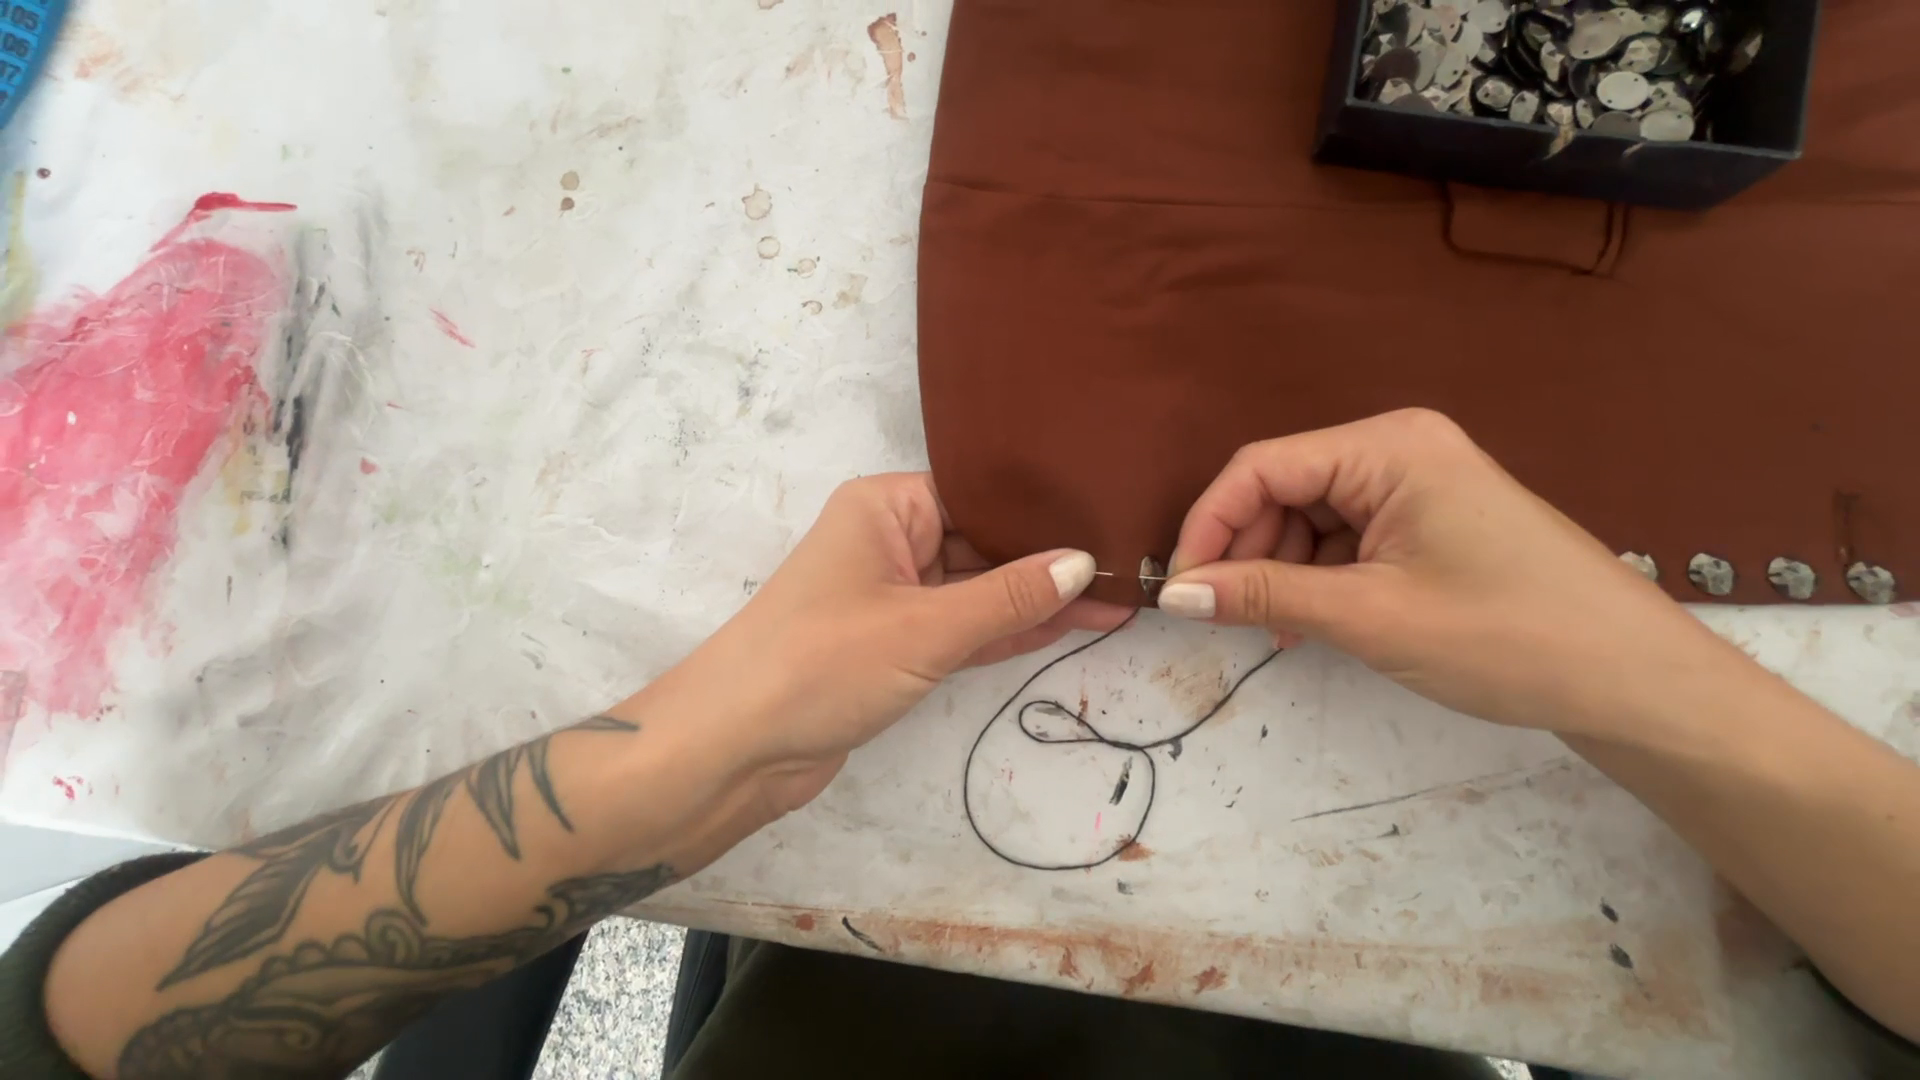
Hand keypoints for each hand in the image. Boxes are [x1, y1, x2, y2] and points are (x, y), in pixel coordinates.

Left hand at [681, 473, 1129, 804]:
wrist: (736, 748)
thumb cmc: (824, 662)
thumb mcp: (926, 626)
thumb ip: (1008, 597)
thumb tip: (1082, 563)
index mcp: (886, 507)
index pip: (978, 494)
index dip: (1042, 509)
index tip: (1109, 515)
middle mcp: (891, 541)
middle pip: (982, 543)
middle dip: (1047, 561)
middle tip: (1128, 564)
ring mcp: (894, 596)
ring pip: (977, 591)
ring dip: (1035, 601)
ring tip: (1114, 599)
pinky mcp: (896, 645)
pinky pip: (962, 628)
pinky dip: (1006, 631)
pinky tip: (1067, 626)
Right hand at [1155, 409, 1753, 735]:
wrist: (1637, 683)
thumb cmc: (1504, 637)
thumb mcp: (1366, 615)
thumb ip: (1260, 595)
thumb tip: (1172, 595)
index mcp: (1387, 446)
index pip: (1259, 468)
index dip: (1207, 525)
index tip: (1180, 589)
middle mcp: (1396, 448)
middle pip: (1280, 489)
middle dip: (1244, 552)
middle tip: (1231, 617)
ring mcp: (1413, 482)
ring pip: (1305, 517)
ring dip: (1276, 570)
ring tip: (1279, 629)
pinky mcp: (1424, 518)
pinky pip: (1340, 537)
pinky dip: (1313, 577)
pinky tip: (1310, 620)